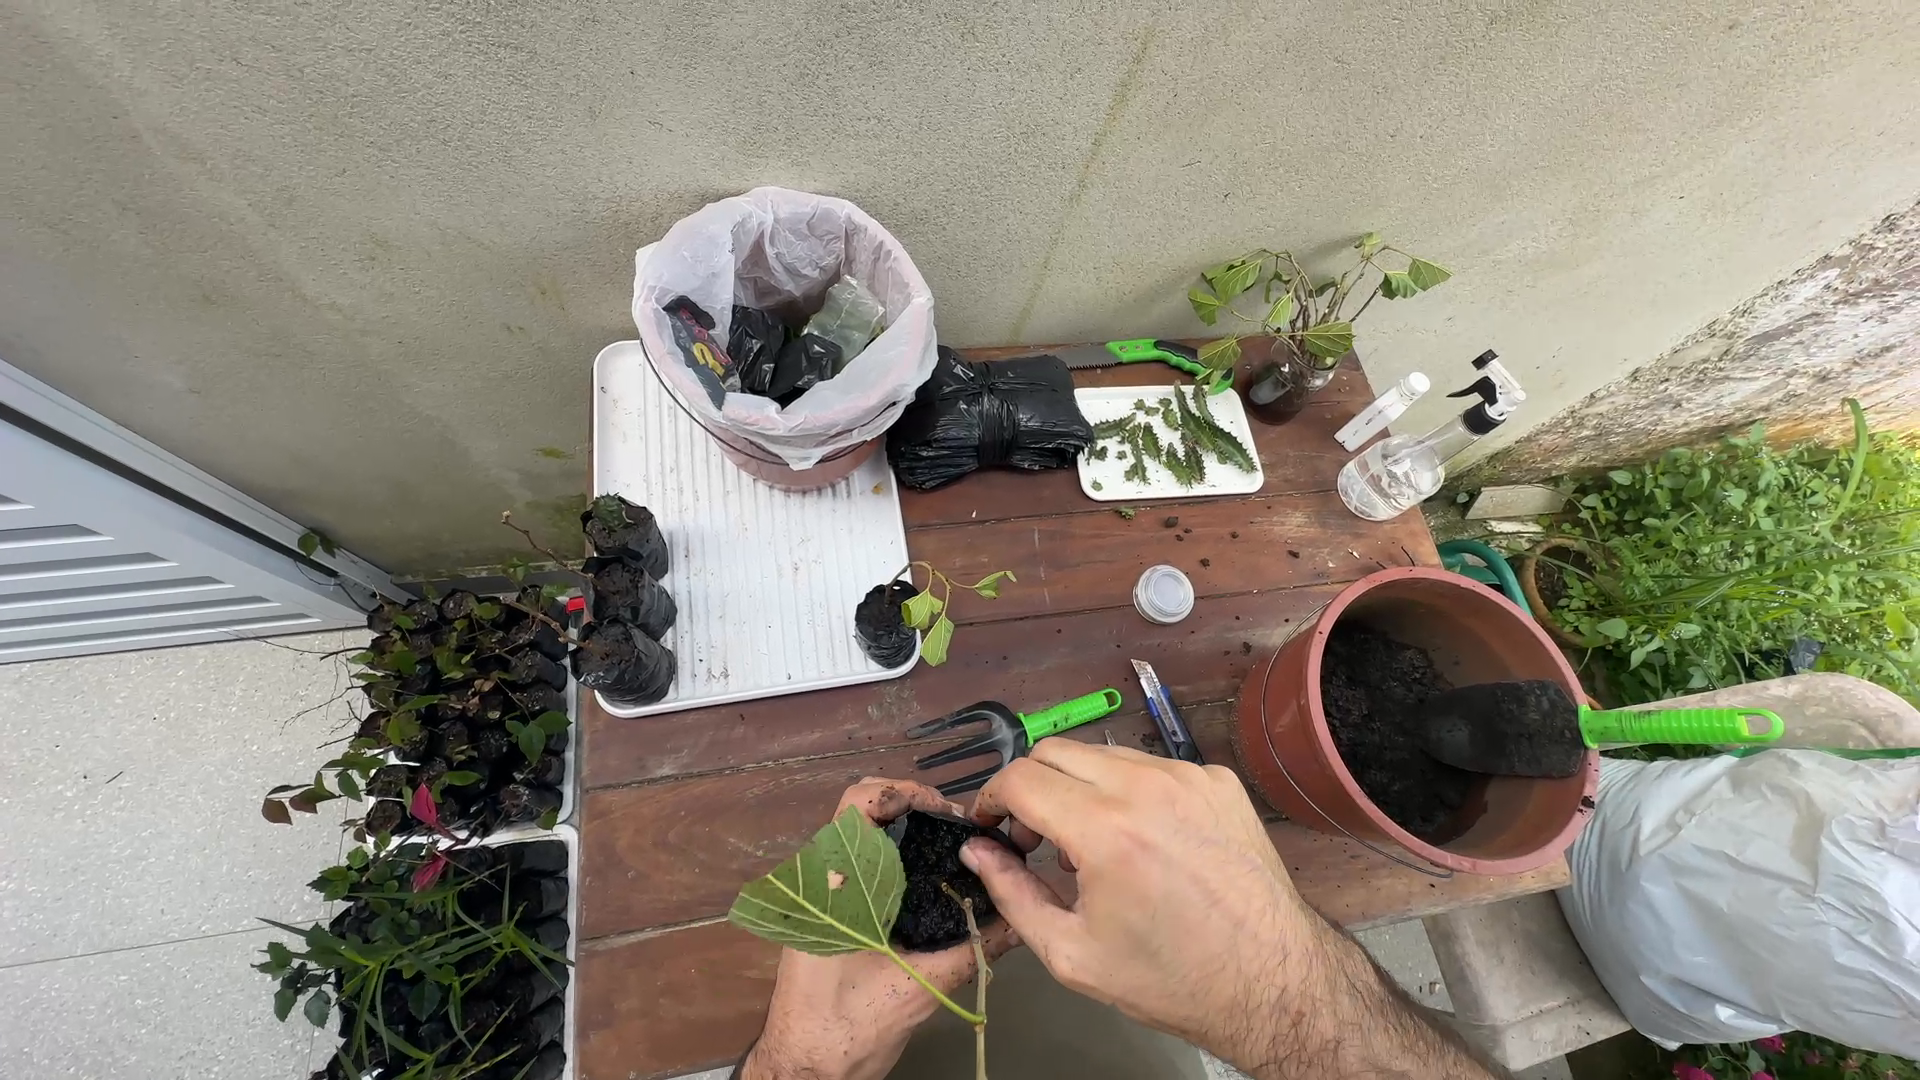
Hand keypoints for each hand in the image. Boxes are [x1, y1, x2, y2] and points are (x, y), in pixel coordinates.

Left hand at [742, 778, 1019, 1079]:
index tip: (943, 811)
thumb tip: (1017, 920)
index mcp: (834, 882)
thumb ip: (969, 949)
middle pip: (861, 807)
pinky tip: (924, 874)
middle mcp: (821, 875)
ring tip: (945, 844)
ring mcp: (819, 890)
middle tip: (951, 825)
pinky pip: (858, 859)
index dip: (902, 791)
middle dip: (908, 803)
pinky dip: (890, 851)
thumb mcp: (918, 989)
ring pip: (859, 832)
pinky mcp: (826, 907)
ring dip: (900, 826)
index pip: (856, 802)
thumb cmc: (849, 1028)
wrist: (803, 1071)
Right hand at [958, 742, 1320, 1068]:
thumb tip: (976, 849)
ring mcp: (1186, 774)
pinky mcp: (1216, 777)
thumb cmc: (1167, 978)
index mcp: (1104, 829)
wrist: (1275, 983)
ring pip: (1101, 753)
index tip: (991, 826)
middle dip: (1030, 787)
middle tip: (1038, 838)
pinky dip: (1130, 791)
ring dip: (1079, 786)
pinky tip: (1146, 837)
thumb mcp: (1073, 954)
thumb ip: (1012, 893)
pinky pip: (1150, 765)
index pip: (1019, 778)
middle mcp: (1144, 784)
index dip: (991, 798)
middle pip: (1053, 751)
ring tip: (1094, 841)